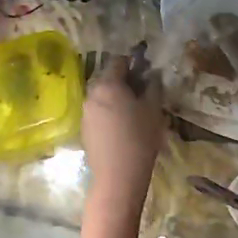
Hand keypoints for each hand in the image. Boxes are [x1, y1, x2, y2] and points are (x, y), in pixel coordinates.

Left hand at [81, 53, 163, 199]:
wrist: (118, 175)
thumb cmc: (140, 138)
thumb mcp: (153, 110)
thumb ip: (153, 87)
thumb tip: (152, 74)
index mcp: (107, 84)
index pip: (118, 62)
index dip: (132, 64)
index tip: (144, 74)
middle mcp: (91, 93)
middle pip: (107, 79)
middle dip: (123, 83)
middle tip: (141, 95)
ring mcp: (85, 112)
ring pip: (101, 96)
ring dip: (114, 98)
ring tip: (132, 113)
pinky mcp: (83, 128)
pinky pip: (97, 112)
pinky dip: (107, 113)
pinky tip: (120, 128)